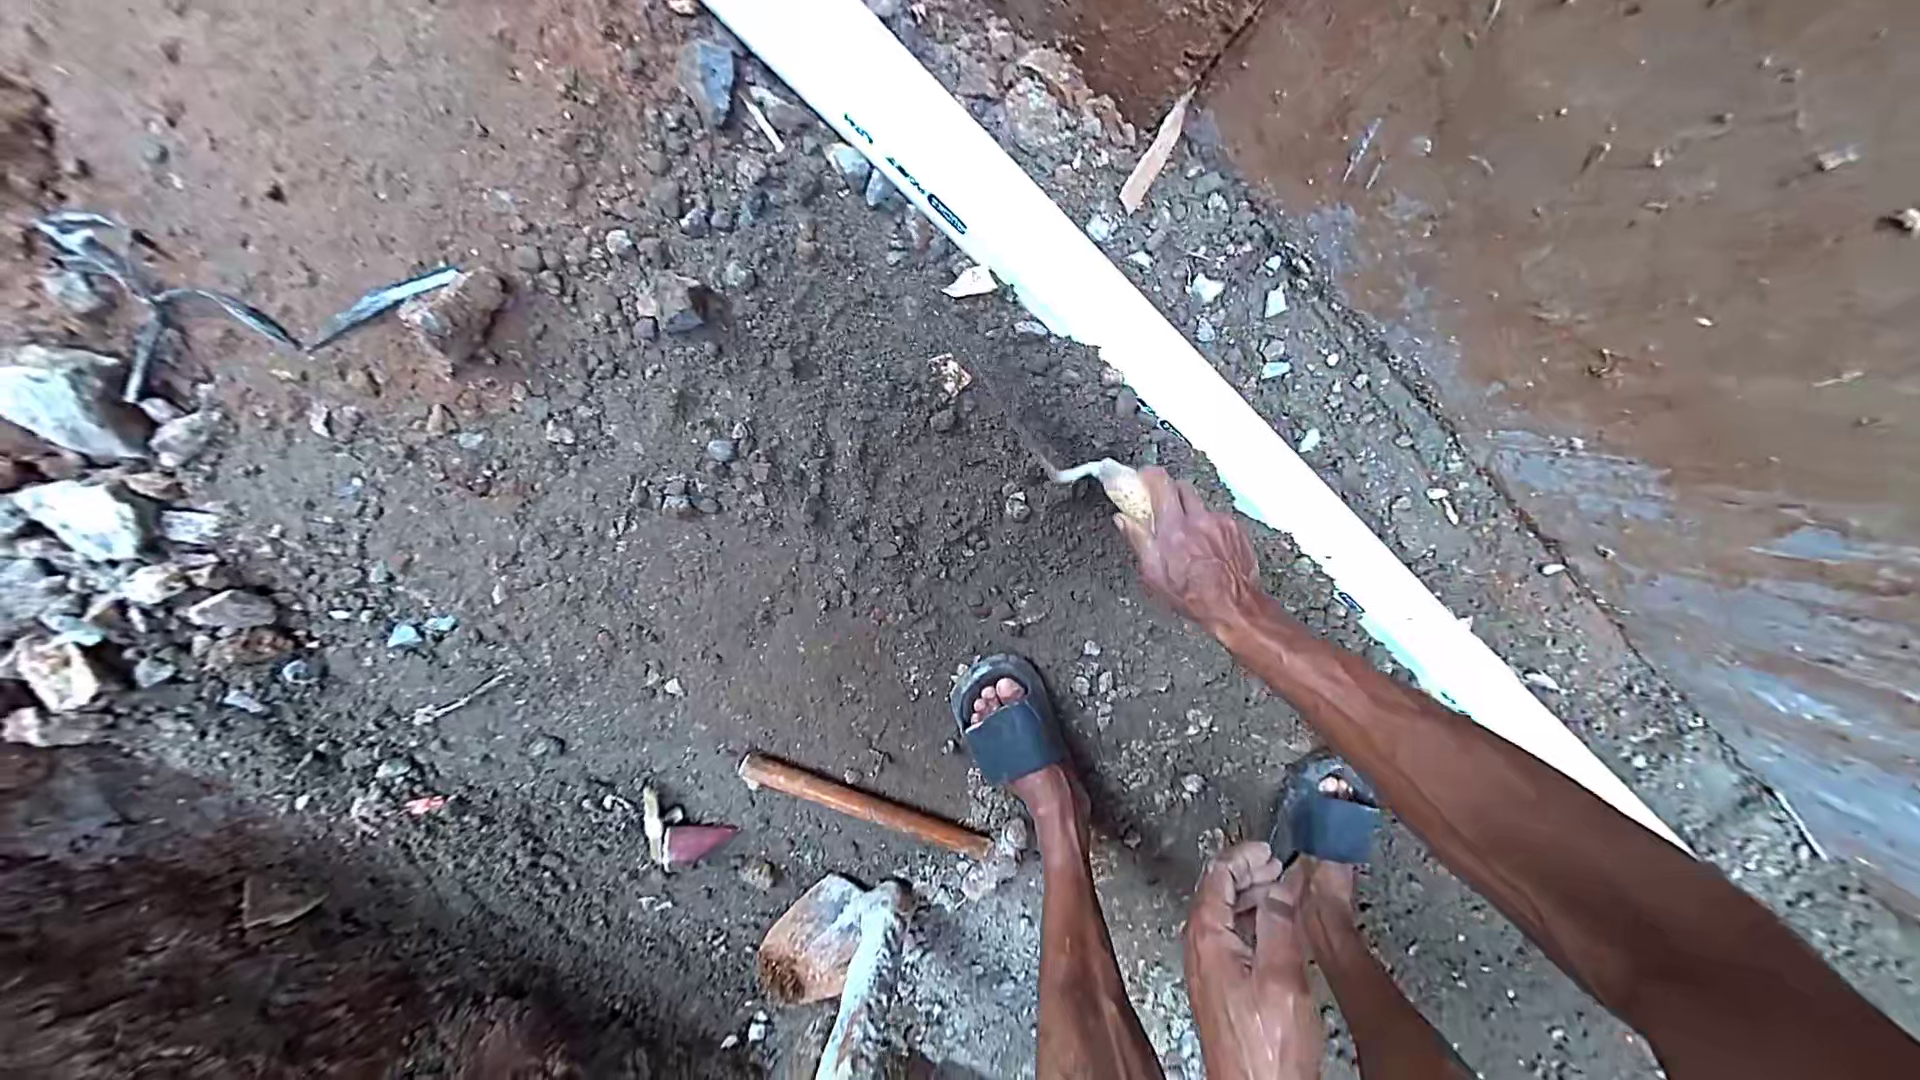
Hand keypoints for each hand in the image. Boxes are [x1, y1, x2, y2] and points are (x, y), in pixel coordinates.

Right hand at [1113, 467, 1261, 634]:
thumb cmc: (1192, 595)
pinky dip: (1208, 526)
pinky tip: (1206, 547)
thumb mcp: (1153, 573)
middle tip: (1162, 507)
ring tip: (1187, 537)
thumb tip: (1123, 519)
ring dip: (1190, 512)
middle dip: (1170, 492)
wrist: (1233, 606)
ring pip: (1200, 504)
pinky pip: (1217, 518)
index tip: (1143, 477)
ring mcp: (1220, 522)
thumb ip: (1138, 539)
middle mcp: (1198, 519)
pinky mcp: (1236, 529)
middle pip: (1182, 486)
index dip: (1149, 475)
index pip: (1161, 483)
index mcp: (1174, 529)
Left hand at [1184, 842, 1324, 1079]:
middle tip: (1276, 864)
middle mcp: (1199, 945)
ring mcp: (1207, 965)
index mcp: (1206, 934)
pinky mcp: (1219, 984)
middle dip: (1248, 872)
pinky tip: (1274, 927)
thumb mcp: (1281, 976)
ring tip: (1280, 889)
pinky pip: (1231, 936)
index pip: (1218, 875)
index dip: (1243, 856)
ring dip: (1252, 896)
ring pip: (1225, 913)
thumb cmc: (1266, 1048)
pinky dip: (1253, 921)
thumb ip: (1281, 924)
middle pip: (1218, 890)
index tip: (1266, 848)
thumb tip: (1284, 884)